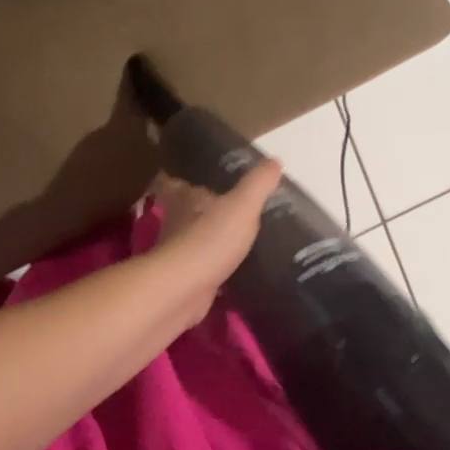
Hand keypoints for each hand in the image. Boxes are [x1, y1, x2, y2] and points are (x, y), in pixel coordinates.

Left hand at [149, 159, 282, 321]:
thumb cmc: (210, 239)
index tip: (189, 176)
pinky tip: (232, 267)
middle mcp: (177, 223)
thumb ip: (258, 184)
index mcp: (186, 199)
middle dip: (199, 209)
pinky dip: (214, 266)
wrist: (184, 289)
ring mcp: (179, 253)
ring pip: (193, 239)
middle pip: (184, 211)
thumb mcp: (242, 205)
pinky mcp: (186, 279)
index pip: (174, 183)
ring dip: (208, 237)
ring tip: (234, 236)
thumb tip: (275, 159)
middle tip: (224, 206)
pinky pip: (202, 267)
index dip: (179, 179)